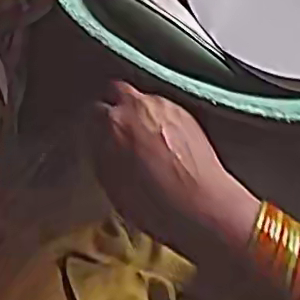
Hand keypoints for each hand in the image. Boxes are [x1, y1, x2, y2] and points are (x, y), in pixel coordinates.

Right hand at [92, 81, 259, 264]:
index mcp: (113, 123)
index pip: (93, 109)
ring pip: (142, 98)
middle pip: (116, 90)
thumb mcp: (114, 187)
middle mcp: (137, 106)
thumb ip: (100, 154)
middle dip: (114, 104)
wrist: (207, 209)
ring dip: (138, 111)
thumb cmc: (159, 207)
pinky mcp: (185, 112)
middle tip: (116, 126)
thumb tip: (97, 143)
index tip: (96, 132)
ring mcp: (163, 106)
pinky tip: (164, 141)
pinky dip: (159, 119)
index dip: (93, 122)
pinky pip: (163, 108)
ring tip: (143, 136)